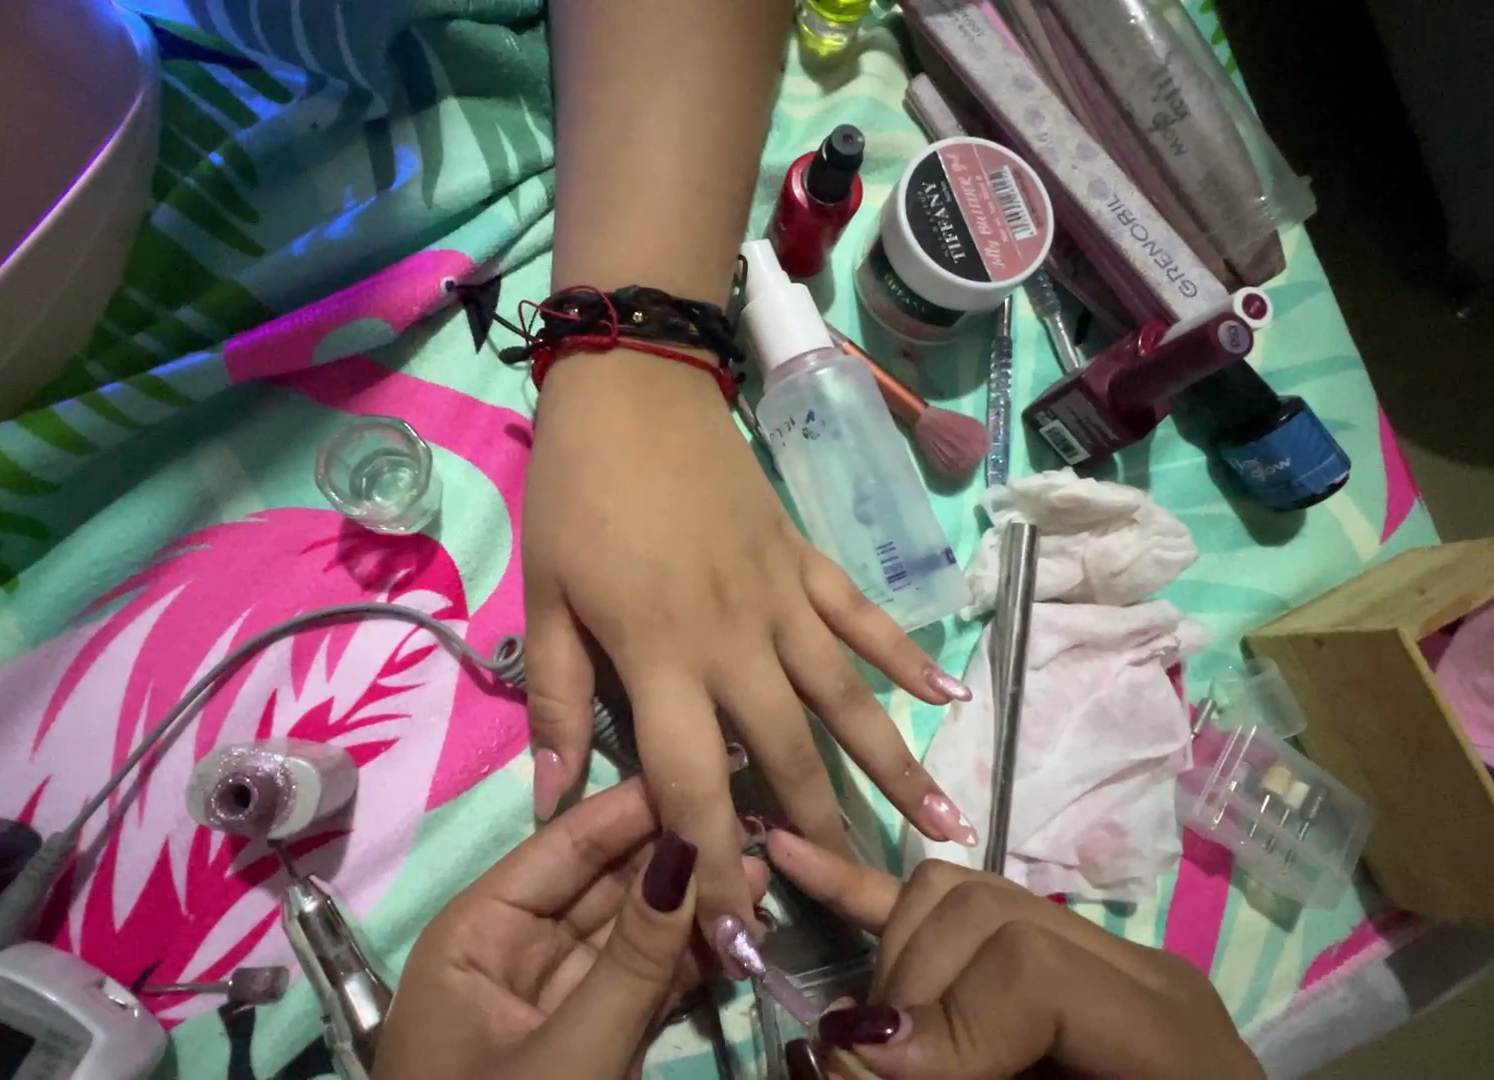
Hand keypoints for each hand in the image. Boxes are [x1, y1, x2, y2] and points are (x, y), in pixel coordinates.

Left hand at [375, 780, 768, 1078]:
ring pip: (631, 930)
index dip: (636, 807)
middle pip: (605, 882)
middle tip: (752, 829)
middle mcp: (514, 945)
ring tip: (762, 881)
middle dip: (678, 859)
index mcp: (480, 929)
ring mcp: (554, 989)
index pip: (567, 844)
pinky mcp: (588, 1030)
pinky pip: (641, 978)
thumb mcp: (565, 1057)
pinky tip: (738, 938)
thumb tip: (690, 851)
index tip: (703, 768)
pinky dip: (688, 963)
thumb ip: (633, 956)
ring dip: (694, 910)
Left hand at [523, 353, 978, 937]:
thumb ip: (560, 701)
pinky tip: (944, 695)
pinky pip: (861, 615)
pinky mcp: (805, 558)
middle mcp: (736, 640)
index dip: (709, 867)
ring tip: (942, 826)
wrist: (635, 394)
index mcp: (662, 657)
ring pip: (844, 694)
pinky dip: (901, 656)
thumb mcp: (548, 599)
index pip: (690, 787)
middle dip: (818, 832)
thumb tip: (550, 800)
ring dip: (892, 763)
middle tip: (859, 896)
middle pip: (784, 753)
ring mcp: (782, 597)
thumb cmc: (579, 496)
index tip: (735, 934)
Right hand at [766, 830, 1262, 1079]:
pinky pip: (944, 898)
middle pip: (976, 912)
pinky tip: (792, 854)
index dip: (946, 1018)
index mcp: (1164, 1027)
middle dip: (906, 988)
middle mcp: (1123, 960)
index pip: (1027, 965)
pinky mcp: (1034, 941)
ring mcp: (1077, 939)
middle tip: (870, 1062)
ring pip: (950, 889)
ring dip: (893, 954)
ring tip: (874, 1024)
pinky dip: (863, 886)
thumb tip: (841, 1053)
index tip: (880, 1069)